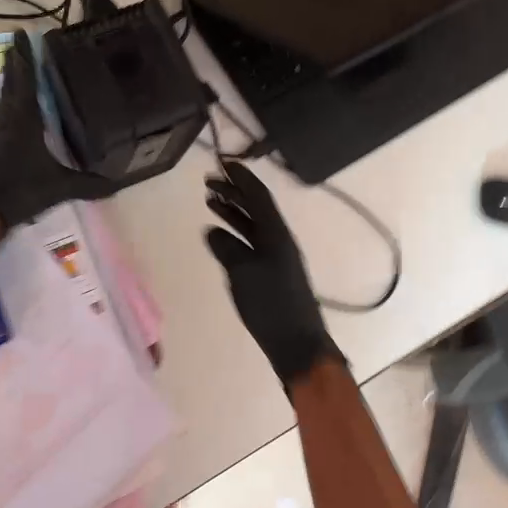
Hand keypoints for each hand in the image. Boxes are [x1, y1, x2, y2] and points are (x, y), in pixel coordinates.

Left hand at [0, 34, 120, 233]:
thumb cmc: (18, 191)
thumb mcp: (58, 188)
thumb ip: (88, 185)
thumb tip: (117, 185)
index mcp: (23, 118)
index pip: (25, 78)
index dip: (25, 55)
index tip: (23, 34)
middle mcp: (5, 116)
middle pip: (10, 81)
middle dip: (16, 60)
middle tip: (20, 42)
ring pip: (3, 96)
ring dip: (11, 80)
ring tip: (20, 68)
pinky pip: (0, 111)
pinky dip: (8, 100)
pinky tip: (14, 107)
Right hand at [204, 162, 342, 387]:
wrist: (298, 345)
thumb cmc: (271, 306)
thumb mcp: (243, 274)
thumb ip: (226, 248)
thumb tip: (213, 231)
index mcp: (276, 234)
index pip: (258, 196)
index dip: (241, 177)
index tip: (223, 162)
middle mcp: (278, 240)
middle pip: (256, 207)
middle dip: (234, 191)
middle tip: (209, 180)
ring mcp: (276, 256)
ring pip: (253, 224)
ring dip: (233, 210)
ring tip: (210, 200)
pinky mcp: (271, 272)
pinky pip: (251, 240)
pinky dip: (234, 231)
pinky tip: (220, 234)